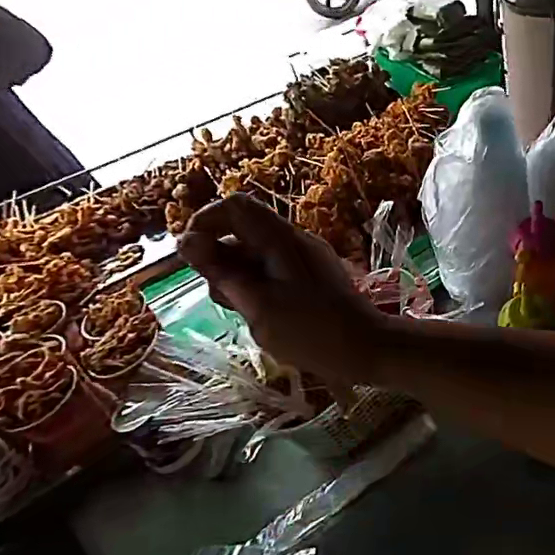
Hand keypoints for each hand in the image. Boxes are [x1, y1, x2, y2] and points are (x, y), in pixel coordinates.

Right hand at [176, 194, 383, 387]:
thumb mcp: (257, 304)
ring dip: (239, 281)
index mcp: (282, 239)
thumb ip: (222, 271)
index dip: (205, 223)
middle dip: (222, 263)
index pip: (235, 205)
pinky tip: (266, 318)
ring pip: (255, 257)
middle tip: (230, 300)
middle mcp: (295, 241)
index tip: (193, 259)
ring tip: (251, 314)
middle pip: (242, 233)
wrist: (367, 349)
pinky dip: (259, 291)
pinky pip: (274, 273)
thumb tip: (187, 239)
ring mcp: (306, 259)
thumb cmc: (311, 331)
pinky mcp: (312, 277)